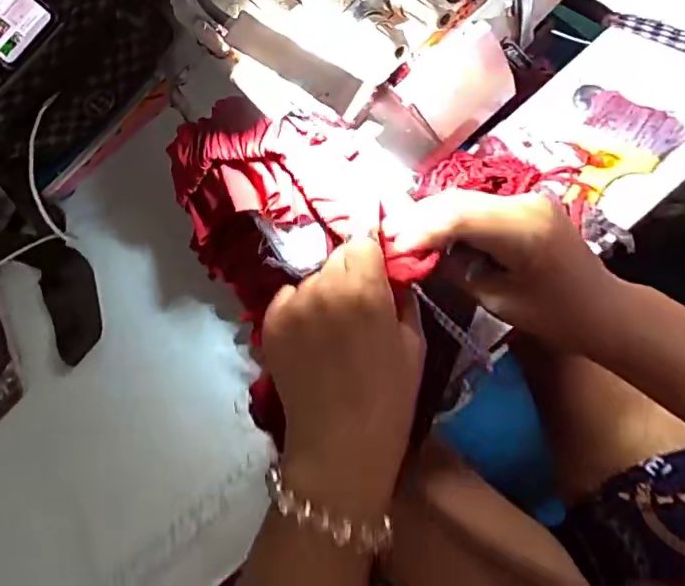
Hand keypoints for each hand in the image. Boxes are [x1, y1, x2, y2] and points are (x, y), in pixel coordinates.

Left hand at [261, 234, 424, 519]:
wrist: (339, 447)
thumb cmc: (389, 397)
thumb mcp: (414, 342)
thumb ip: (402, 294)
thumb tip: (392, 266)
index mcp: (364, 287)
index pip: (362, 237)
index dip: (370, 246)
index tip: (374, 253)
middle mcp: (324, 284)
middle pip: (337, 254)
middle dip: (350, 268)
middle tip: (359, 298)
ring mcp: (293, 301)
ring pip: (313, 275)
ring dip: (325, 287)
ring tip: (334, 324)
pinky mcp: (270, 319)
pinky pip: (290, 295)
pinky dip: (301, 305)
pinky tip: (311, 335)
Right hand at [387, 190, 612, 353]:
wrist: (606, 310)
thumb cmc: (558, 317)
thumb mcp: (500, 302)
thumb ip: (458, 271)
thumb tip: (421, 254)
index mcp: (523, 228)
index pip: (459, 217)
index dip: (420, 229)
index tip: (391, 245)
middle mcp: (524, 201)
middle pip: (457, 201)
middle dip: (419, 218)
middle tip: (388, 236)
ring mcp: (526, 197)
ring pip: (464, 199)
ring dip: (432, 214)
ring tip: (402, 233)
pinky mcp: (524, 202)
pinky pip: (478, 204)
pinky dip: (453, 216)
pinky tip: (433, 229)